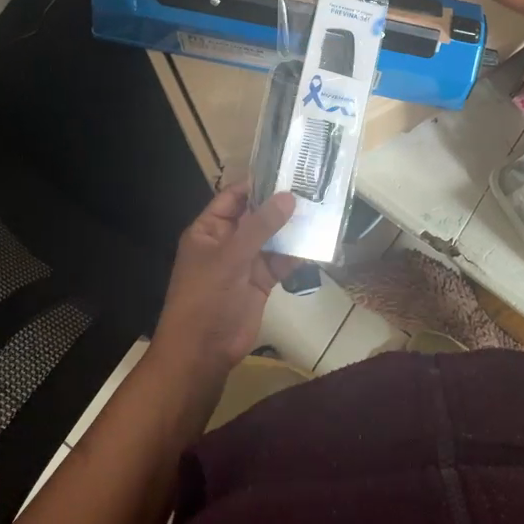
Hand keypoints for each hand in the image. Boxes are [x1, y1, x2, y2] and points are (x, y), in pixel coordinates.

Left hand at [152, 183, 297, 379]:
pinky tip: (316, 242)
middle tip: (312, 187)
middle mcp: (227, 241)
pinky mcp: (260, 282)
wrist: (202, 352)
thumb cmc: (206, 297)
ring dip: (292, 228)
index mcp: (209, 230)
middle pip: (256, 216)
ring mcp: (244, 262)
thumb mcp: (230, 257)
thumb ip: (260, 227)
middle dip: (280, 204)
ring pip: (271, 238)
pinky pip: (280, 261)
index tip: (287, 171)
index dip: (257, 184)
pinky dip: (296, 253)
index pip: (233, 197)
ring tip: (321, 210)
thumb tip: (288, 197)